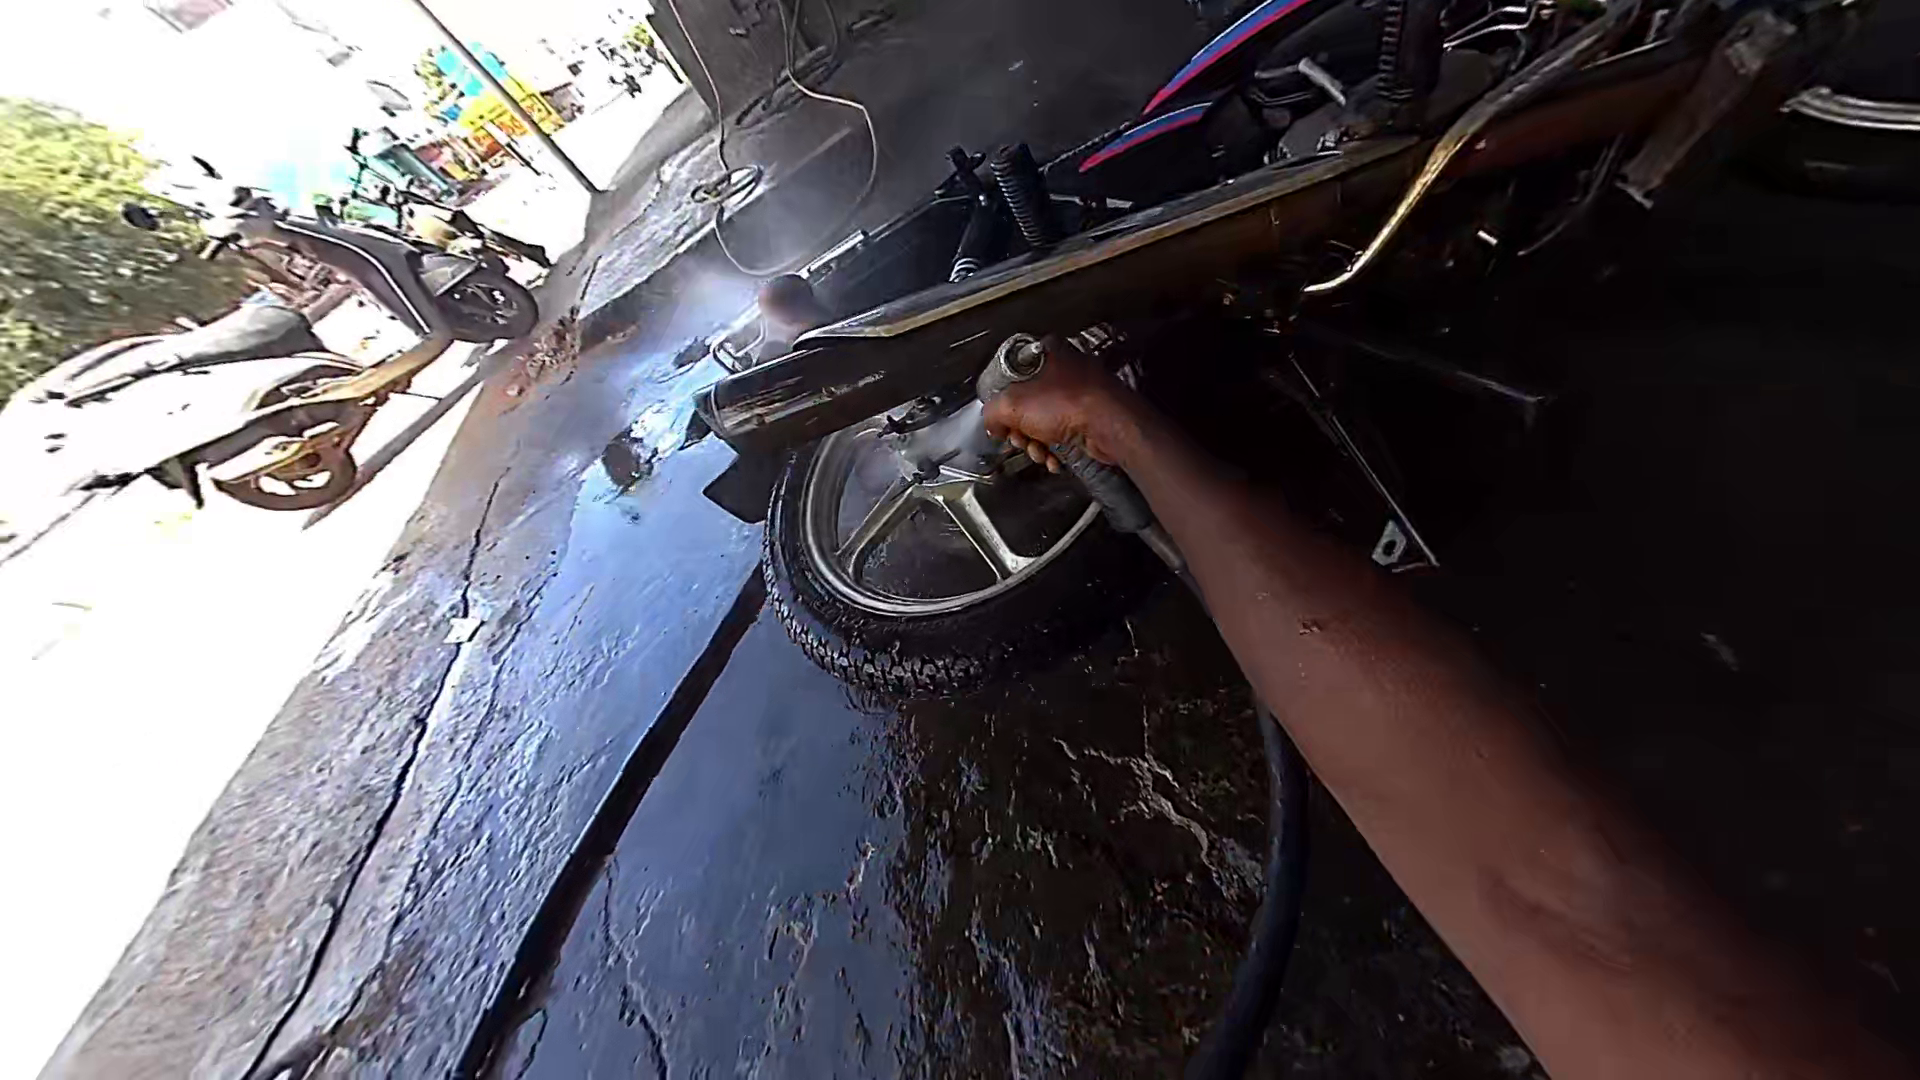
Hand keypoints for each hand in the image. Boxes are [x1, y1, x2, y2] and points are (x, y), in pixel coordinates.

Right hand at [982, 336, 1139, 472]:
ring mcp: (1078, 393)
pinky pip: (1062, 436)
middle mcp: (1063, 369)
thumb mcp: (1013, 405)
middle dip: (1020, 430)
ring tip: (1040, 450)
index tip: (1000, 420)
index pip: (1009, 378)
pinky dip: (1054, 450)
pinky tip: (1055, 457)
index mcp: (1045, 354)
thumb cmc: (1072, 405)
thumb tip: (991, 424)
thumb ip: (992, 412)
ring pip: (1043, 424)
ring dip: (1036, 444)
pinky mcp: (1089, 417)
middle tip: (1021, 438)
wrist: (1110, 427)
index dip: (1001, 403)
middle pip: (1025, 406)